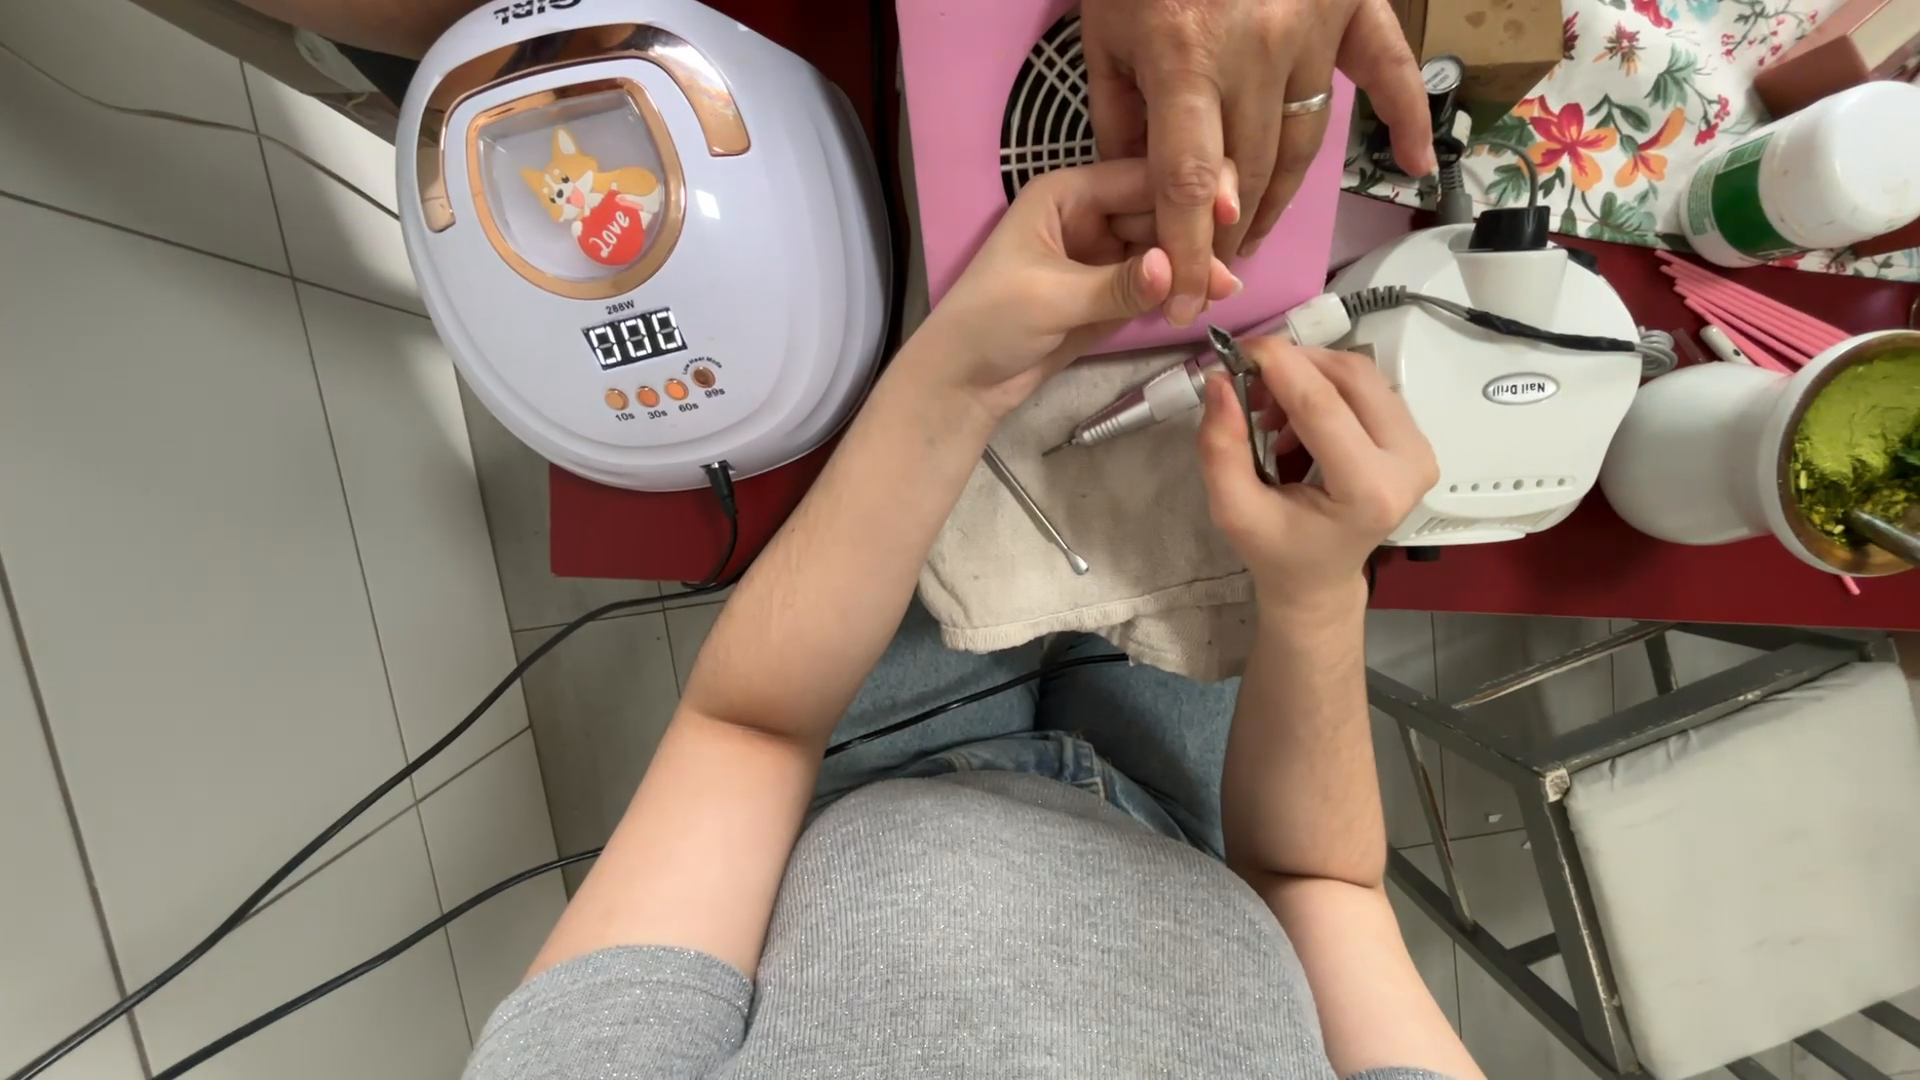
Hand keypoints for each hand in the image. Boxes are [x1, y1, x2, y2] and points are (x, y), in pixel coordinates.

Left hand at [916, 159, 1238, 419]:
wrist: (964, 382)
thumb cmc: (990, 322)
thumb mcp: (1050, 297)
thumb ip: (1114, 285)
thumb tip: (1172, 268)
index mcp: (1066, 194)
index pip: (1139, 179)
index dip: (1183, 193)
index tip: (1227, 214)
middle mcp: (1089, 216)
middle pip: (1157, 213)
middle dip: (1191, 237)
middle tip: (1228, 268)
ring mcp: (1101, 257)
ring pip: (1159, 251)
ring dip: (1188, 267)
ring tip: (1225, 288)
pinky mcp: (1108, 295)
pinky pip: (1150, 286)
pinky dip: (1174, 292)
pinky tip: (1205, 299)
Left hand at [1081, 0, 1436, 326]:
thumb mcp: (1105, 33)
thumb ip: (1120, 118)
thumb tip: (1139, 194)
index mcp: (1185, 60)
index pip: (1188, 189)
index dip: (1186, 257)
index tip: (1180, 310)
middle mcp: (1258, 50)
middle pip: (1247, 178)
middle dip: (1224, 238)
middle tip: (1208, 272)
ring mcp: (1315, 27)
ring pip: (1300, 146)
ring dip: (1277, 202)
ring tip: (1252, 239)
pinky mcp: (1352, 3)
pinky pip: (1387, 67)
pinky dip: (1406, 117)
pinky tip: (1416, 166)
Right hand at [1196, 340, 1437, 611]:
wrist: (1318, 578)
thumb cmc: (1275, 551)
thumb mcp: (1232, 509)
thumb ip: (1220, 448)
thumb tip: (1217, 381)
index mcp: (1368, 491)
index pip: (1324, 407)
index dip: (1280, 367)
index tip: (1238, 348)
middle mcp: (1409, 464)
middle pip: (1351, 378)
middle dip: (1292, 366)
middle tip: (1246, 380)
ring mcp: (1421, 450)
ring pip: (1361, 376)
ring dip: (1307, 375)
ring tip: (1268, 409)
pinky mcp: (1417, 439)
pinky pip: (1368, 388)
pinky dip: (1323, 387)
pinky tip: (1294, 418)